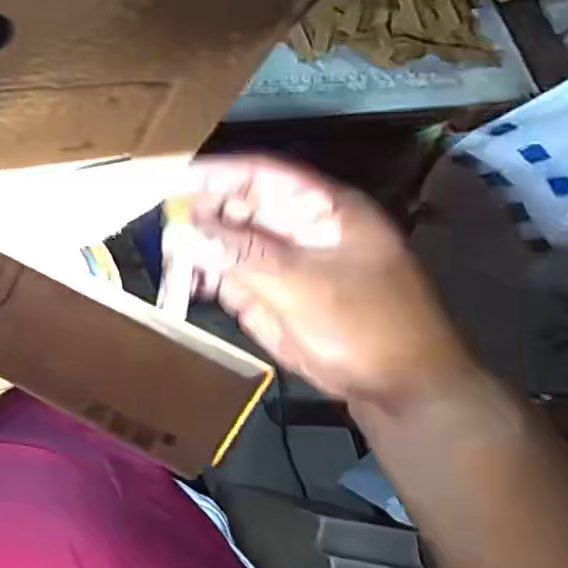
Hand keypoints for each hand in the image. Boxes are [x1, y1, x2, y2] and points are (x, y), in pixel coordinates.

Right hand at [169, 155, 479, 412]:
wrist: (402, 394)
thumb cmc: (368, 328)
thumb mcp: (305, 286)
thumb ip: (244, 255)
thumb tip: (188, 229)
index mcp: (324, 210)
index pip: (263, 176)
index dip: (218, 173)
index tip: (175, 176)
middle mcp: (301, 229)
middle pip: (242, 208)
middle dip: (203, 215)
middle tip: (164, 225)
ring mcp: (286, 263)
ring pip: (231, 243)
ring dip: (200, 248)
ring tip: (169, 258)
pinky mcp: (276, 295)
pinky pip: (233, 277)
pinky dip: (210, 279)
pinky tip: (187, 282)